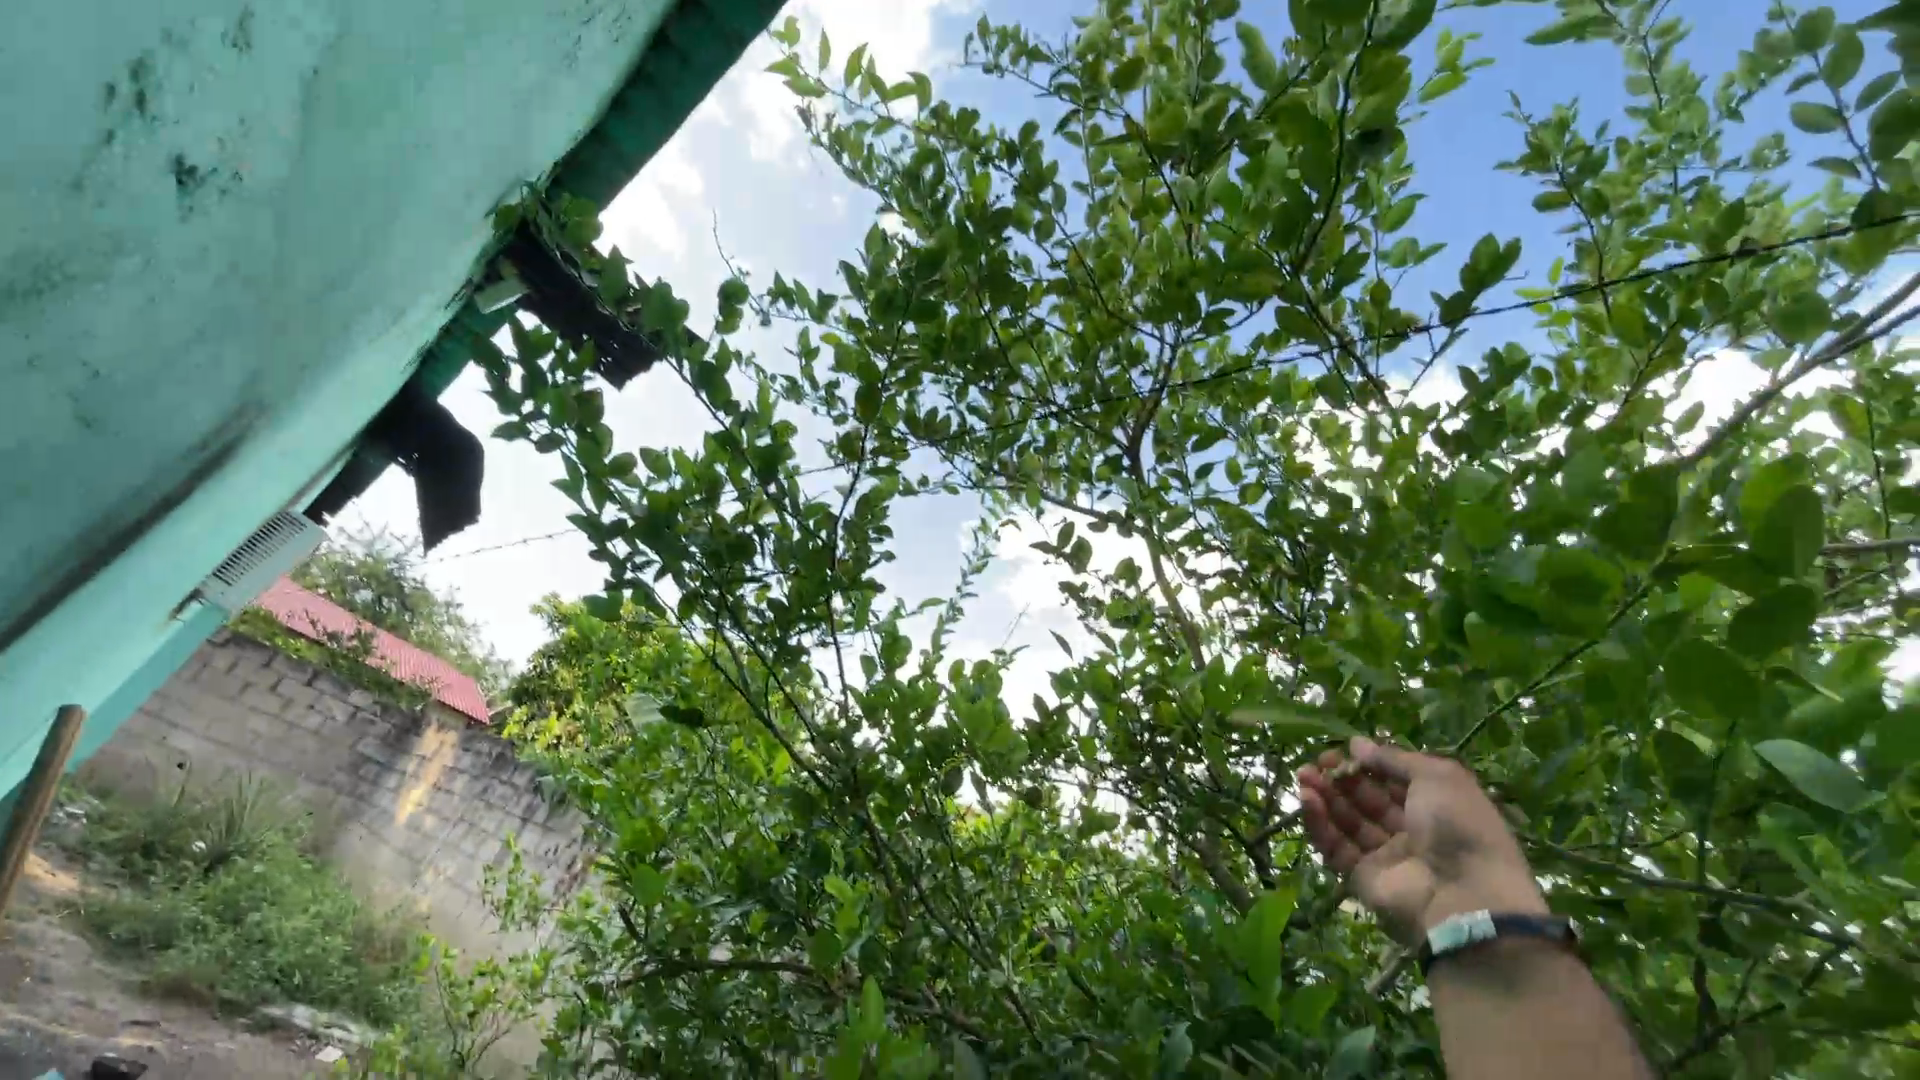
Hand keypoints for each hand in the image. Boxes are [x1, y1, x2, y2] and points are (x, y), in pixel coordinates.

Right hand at [1296, 737, 1544, 945]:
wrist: (1464, 894)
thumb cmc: (1458, 825)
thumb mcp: (1437, 776)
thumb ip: (1394, 758)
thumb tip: (1357, 744)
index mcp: (1435, 807)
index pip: (1393, 781)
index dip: (1369, 764)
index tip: (1345, 749)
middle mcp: (1410, 830)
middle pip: (1366, 799)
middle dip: (1340, 778)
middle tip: (1317, 762)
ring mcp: (1385, 855)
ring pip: (1347, 820)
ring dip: (1324, 796)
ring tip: (1303, 776)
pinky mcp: (1362, 876)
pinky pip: (1336, 846)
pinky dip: (1319, 822)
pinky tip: (1307, 799)